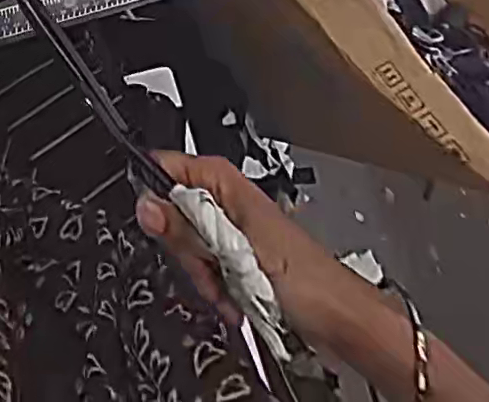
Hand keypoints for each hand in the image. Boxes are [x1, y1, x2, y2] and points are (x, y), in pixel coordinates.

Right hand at [135, 150, 349, 334]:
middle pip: (169, 210)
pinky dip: (212, 284)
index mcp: (221, 178)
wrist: (343, 321)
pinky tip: (233, 295)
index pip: (161, 168)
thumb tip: (145, 206)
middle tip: (208, 265)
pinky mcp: (233, 253)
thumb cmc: (307, 280)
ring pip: (183, 241)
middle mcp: (222, 196)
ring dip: (200, 272)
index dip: (154, 199)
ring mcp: (227, 226)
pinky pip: (201, 263)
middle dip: (184, 247)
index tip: (162, 228)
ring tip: (228, 286)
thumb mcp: (235, 253)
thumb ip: (186, 228)